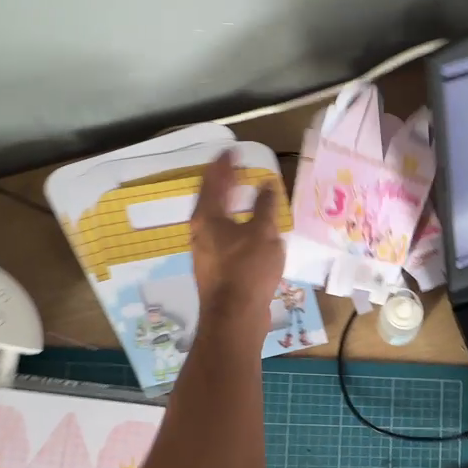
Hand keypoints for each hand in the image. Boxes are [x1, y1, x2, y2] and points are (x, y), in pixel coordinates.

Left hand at [190, 152, 283, 329]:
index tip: (232, 150)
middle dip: (223, 184)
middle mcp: (201, 232)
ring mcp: (206, 252)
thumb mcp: (263, 233)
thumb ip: (265, 207)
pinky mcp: (216, 270)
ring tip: (243, 198)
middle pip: (210, 200)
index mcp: (208, 217)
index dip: (224, 164)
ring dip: (229, 206)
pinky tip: (248, 233)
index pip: (214, 181)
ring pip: (216, 221)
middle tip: (236, 170)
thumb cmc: (248, 269)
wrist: (235, 316)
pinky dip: (235, 227)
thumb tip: (267, 185)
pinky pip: (225, 239)